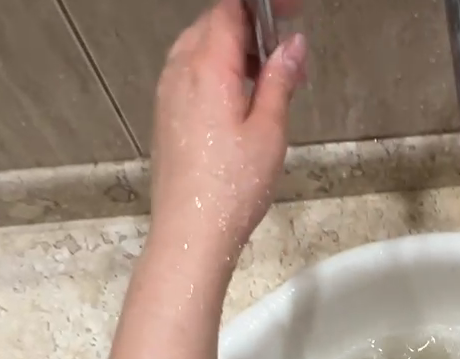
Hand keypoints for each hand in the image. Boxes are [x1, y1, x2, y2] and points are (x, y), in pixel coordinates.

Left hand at [149, 0, 306, 265]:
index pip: (232, 8)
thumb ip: (279, 82)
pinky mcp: (166, 118)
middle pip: (214, 25)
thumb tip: (293, 46)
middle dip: (252, 30)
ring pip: (200, 50)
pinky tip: (240, 106)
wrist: (191, 234)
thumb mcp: (269, 133)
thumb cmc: (232, 189)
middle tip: (288, 60)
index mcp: (207, 66)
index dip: (264, 5)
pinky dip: (218, 75)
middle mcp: (180, 70)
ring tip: (268, 85)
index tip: (293, 13)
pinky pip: (191, 76)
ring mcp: (168, 94)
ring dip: (234, 54)